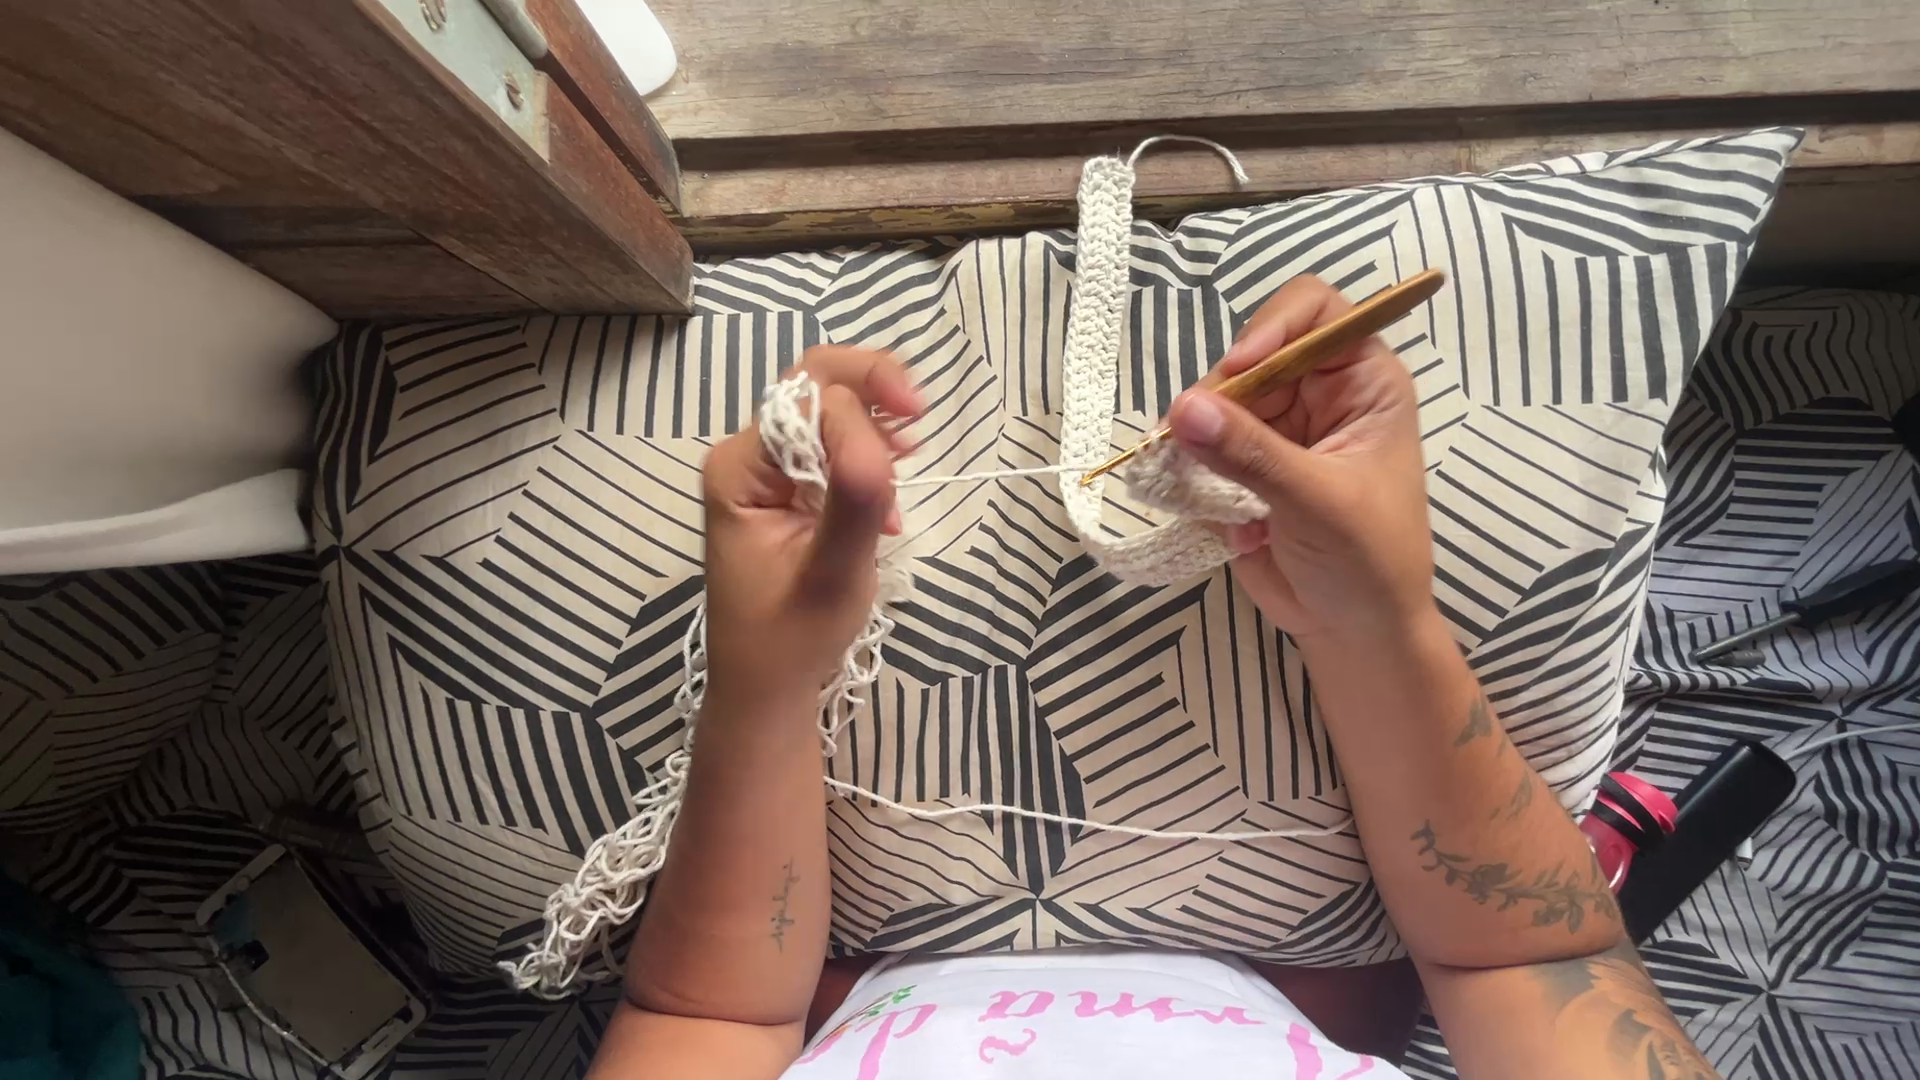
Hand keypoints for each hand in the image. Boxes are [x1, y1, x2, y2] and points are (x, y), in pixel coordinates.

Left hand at [701, 348, 923, 705]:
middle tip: (918, 427)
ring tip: (902, 478)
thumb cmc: (793, 638)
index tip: (917, 429)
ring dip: (874, 434)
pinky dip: (869, 463)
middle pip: (814, 390)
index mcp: (739, 468)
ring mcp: (766, 475)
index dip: (865, 395)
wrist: (766, 687)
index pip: (806, 397)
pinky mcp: (788, 495)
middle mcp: (746, 458)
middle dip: (872, 396)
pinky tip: (888, 501)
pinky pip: (832, 453)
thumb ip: (852, 496)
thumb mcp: (831, 571)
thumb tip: (871, 421)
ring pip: (829, 418)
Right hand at [1167, 275, 1434, 643]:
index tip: (1237, 371)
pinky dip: (1187, 469)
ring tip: (1181, 475)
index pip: (1315, 313)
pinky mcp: (1240, 468)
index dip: (1272, 327)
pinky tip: (1196, 500)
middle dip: (1216, 396)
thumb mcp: (1316, 502)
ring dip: (1193, 438)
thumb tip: (1182, 408)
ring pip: (1215, 405)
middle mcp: (1315, 397)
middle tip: (1182, 438)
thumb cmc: (1366, 561)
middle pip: (1248, 359)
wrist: (1350, 629)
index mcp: (1360, 384)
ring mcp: (1274, 433)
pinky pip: (1199, 448)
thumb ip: (1251, 454)